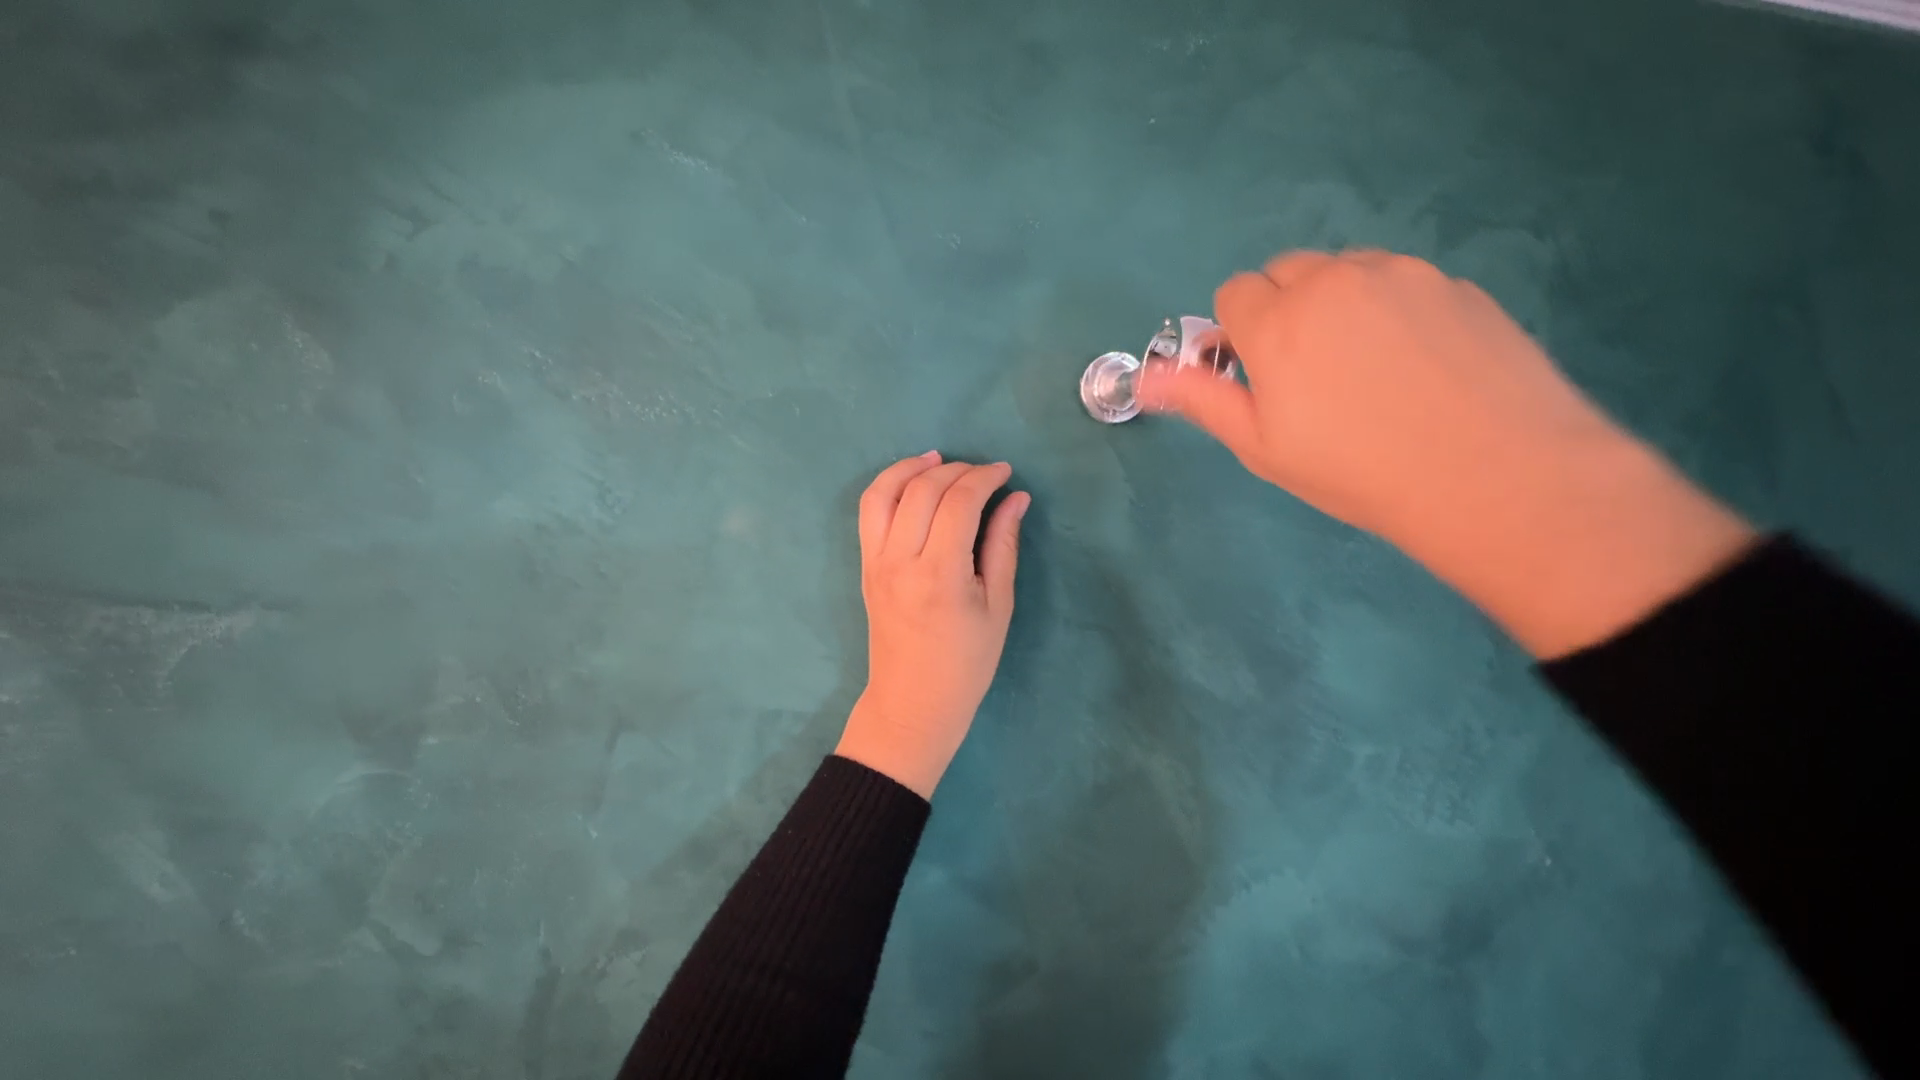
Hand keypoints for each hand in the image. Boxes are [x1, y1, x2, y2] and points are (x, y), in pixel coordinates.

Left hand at [835, 452, 1029, 797]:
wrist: (912, 702)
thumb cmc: (966, 663)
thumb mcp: (998, 607)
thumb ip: (1003, 546)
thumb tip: (1016, 498)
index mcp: (941, 575)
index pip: (959, 502)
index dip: (984, 478)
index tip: (1005, 472)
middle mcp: (901, 561)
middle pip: (923, 489)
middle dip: (956, 469)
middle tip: (983, 473)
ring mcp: (876, 562)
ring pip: (885, 492)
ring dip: (912, 467)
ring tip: (940, 459)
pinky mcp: (864, 566)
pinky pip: (869, 512)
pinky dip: (889, 486)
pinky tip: (914, 481)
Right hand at [1139, 250, 1753, 657]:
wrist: (1492, 474)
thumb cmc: (1356, 470)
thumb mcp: (1262, 446)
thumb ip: (1201, 399)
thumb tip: (1143, 378)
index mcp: (1277, 320)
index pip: (1235, 294)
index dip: (1239, 335)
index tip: (1260, 376)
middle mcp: (1333, 280)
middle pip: (1287, 272)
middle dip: (1284, 310)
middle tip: (1310, 374)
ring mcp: (1401, 274)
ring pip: (1345, 273)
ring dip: (1337, 305)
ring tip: (1368, 370)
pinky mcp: (1454, 283)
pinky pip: (1400, 283)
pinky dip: (1391, 310)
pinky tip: (1418, 365)